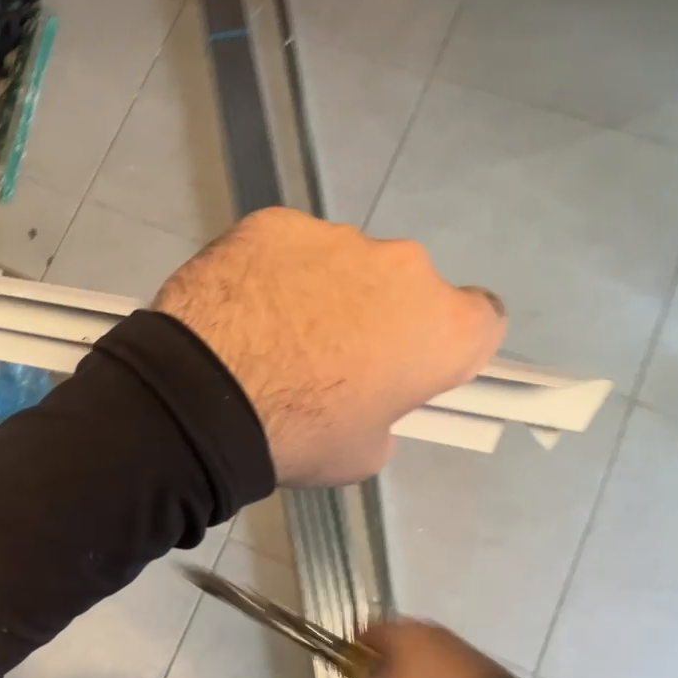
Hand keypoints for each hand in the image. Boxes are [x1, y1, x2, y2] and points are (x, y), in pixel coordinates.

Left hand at [153, 208, 504, 485]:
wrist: (200, 399)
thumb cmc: (292, 435)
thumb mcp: (359, 454)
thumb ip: (383, 416)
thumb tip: (365, 399)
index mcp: (444, 327)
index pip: (478, 323)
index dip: (440, 345)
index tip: (403, 364)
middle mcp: (403, 267)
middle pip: (399, 288)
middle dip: (370, 314)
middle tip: (317, 355)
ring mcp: (335, 237)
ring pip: (337, 263)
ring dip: (314, 289)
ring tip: (261, 333)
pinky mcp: (272, 223)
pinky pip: (280, 247)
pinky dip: (265, 270)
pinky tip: (233, 305)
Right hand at [353, 620, 517, 677]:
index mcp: (398, 631)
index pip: (364, 633)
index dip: (356, 655)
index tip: (358, 677)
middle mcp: (422, 628)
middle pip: (391, 643)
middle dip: (383, 666)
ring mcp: (450, 640)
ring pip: (416, 653)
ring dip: (408, 672)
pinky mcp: (470, 657)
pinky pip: (438, 663)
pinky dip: (430, 677)